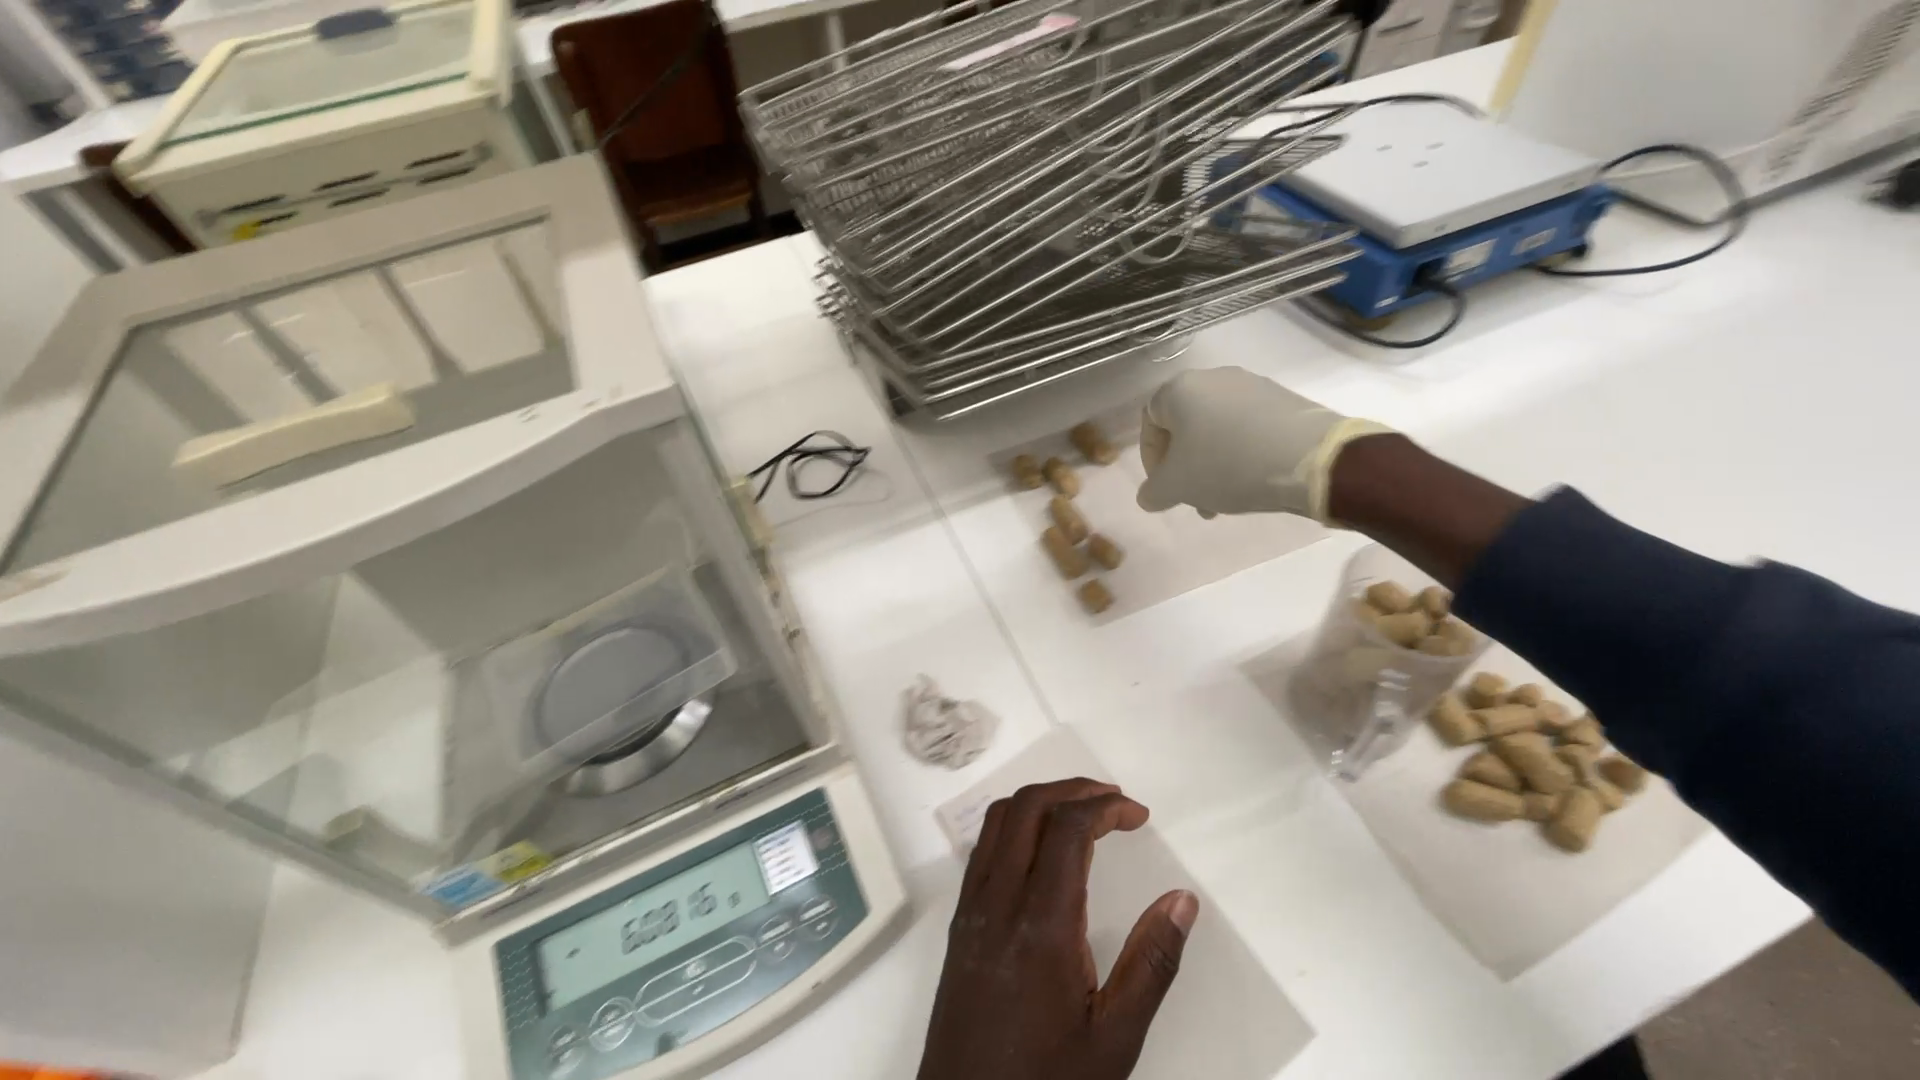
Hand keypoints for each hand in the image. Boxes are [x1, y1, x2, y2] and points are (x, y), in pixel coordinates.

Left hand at [916, 779, 1198, 1079]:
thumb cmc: (1047, 1079)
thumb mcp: (1115, 1036)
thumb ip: (1152, 963)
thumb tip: (1183, 900)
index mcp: (1041, 922)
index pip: (1067, 827)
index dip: (1105, 806)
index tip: (1139, 815)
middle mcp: (999, 900)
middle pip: (1028, 807)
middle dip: (1073, 789)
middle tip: (1115, 802)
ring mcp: (972, 908)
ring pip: (999, 820)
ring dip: (1042, 801)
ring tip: (1083, 813)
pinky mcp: (960, 922)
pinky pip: (984, 848)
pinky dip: (1016, 825)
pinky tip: (1043, 849)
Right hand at [1136, 366, 1391, 520]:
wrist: (1310, 459)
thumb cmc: (1227, 466)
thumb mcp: (1177, 487)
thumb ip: (1154, 491)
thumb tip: (1150, 496)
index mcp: (1180, 389)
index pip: (1149, 421)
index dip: (1151, 458)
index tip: (1164, 488)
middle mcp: (1214, 377)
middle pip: (1186, 426)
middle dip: (1185, 466)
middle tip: (1194, 498)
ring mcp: (1253, 385)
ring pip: (1217, 429)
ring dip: (1212, 464)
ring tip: (1224, 498)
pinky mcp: (1284, 399)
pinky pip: (1248, 427)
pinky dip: (1241, 453)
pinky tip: (1252, 480)